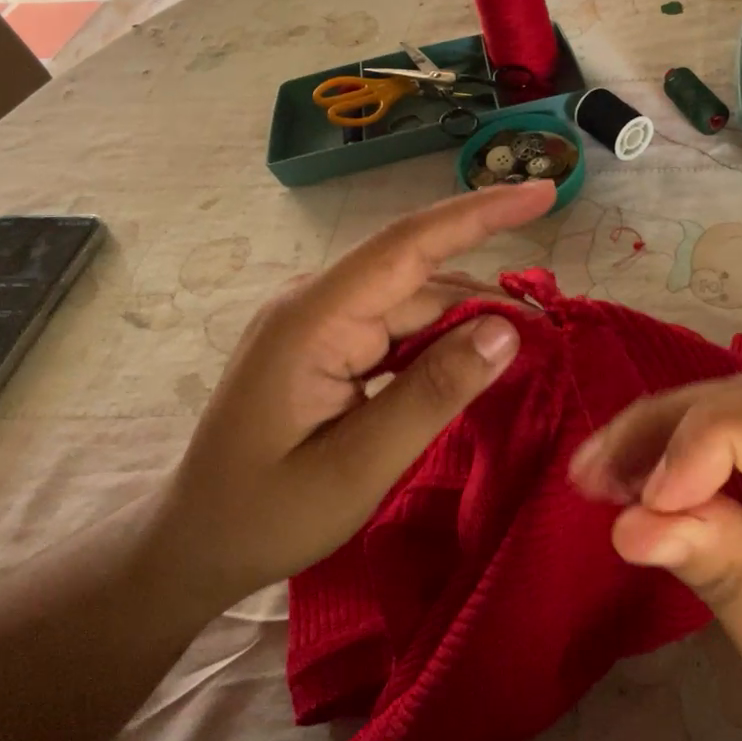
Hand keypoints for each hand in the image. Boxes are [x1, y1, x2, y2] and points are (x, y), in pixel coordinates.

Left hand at [148, 181, 556, 606]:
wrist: (192, 546)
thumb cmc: (265, 515)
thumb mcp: (359, 466)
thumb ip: (434, 393)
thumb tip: (507, 329)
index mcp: (313, 319)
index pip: (408, 245)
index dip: (480, 214)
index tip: (545, 193)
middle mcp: (318, 304)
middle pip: (423, 280)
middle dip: (488, 299)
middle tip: (549, 339)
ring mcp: (322, 322)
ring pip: (419, 305)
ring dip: (468, 328)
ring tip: (516, 364)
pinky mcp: (330, 344)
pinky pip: (403, 329)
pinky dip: (443, 347)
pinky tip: (469, 371)